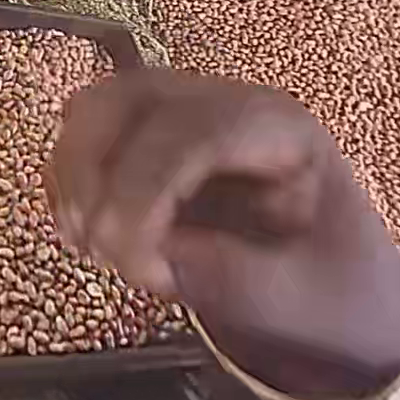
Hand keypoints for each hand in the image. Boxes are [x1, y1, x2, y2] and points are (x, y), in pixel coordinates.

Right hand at [50, 71, 399, 391]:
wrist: (326, 294)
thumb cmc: (333, 294)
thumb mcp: (306, 302)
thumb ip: (234, 278)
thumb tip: (153, 250)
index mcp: (280, 129)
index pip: (195, 133)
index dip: (145, 187)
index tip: (123, 254)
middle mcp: (224, 102)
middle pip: (132, 98)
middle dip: (95, 167)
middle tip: (91, 243)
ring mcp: (180, 112)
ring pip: (99, 105)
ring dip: (73, 168)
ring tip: (81, 239)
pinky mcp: (147, 135)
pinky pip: (86, 131)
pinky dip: (67, 172)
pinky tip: (75, 223)